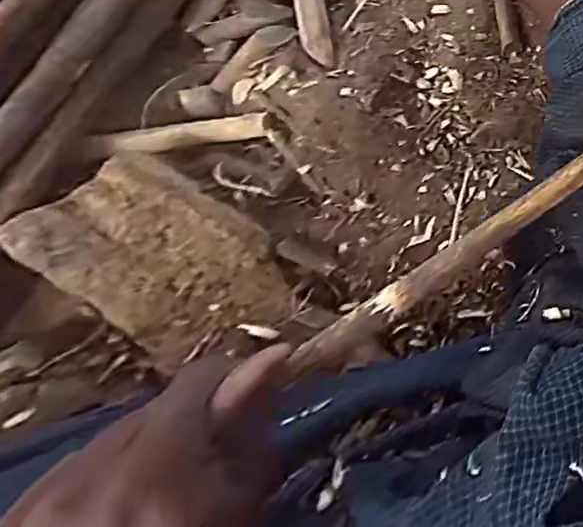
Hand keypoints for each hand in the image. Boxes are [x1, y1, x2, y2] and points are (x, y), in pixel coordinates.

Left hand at [1, 346, 290, 526]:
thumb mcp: (237, 494)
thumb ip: (246, 424)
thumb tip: (269, 359)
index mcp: (151, 469)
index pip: (197, 380)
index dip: (231, 375)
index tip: (252, 386)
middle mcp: (81, 480)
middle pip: (150, 409)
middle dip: (185, 418)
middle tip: (207, 447)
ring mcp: (30, 509)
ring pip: (108, 438)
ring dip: (142, 444)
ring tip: (159, 479)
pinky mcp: (9, 522)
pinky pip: (66, 471)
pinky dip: (99, 473)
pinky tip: (115, 500)